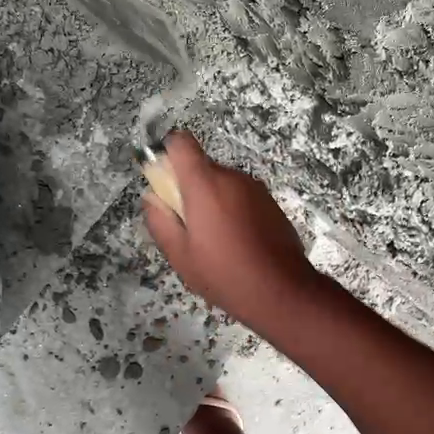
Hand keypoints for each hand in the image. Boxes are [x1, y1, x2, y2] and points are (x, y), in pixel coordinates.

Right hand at [141, 131, 325, 329]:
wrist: (282, 291)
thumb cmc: (223, 273)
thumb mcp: (180, 254)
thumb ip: (160, 220)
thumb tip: (151, 198)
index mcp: (204, 183)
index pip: (181, 142)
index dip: (168, 153)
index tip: (165, 181)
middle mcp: (231, 176)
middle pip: (201, 167)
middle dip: (190, 189)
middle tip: (189, 227)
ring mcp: (255, 188)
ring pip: (222, 184)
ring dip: (213, 202)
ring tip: (215, 241)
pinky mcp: (270, 202)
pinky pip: (241, 196)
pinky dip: (233, 211)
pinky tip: (238, 243)